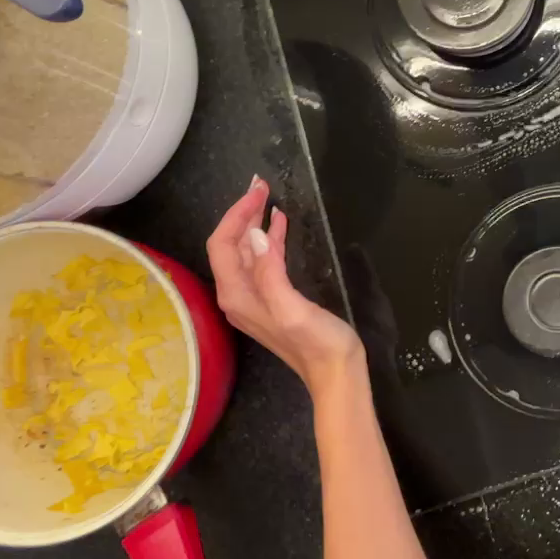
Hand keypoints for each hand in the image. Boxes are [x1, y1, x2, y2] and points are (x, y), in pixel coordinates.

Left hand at [207, 176, 365, 396]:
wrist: (335, 374)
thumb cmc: (317, 343)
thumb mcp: (293, 307)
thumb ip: (270, 271)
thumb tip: (256, 233)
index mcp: (238, 294)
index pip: (224, 243)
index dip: (238, 213)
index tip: (261, 190)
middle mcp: (239, 296)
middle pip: (230, 245)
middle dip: (243, 212)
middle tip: (263, 184)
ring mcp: (254, 300)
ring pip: (244, 252)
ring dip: (253, 223)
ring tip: (268, 199)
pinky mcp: (271, 301)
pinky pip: (261, 262)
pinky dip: (268, 239)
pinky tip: (279, 227)